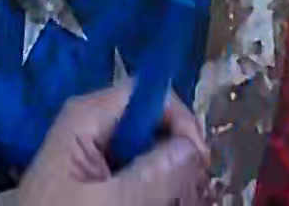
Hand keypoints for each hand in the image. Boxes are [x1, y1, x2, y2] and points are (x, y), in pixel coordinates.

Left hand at [17, 82, 208, 205]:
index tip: (200, 160)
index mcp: (87, 115)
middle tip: (194, 190)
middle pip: (150, 121)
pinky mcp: (93, 182)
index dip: (178, 119)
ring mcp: (92, 155)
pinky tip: (160, 201)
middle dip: (175, 153)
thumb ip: (150, 176)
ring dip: (166, 177)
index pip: (147, 93)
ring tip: (177, 199)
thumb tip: (193, 148)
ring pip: (146, 151)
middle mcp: (92, 125)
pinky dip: (150, 191)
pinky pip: (133, 175)